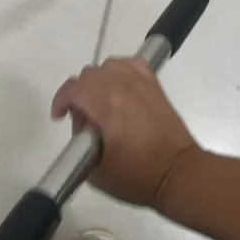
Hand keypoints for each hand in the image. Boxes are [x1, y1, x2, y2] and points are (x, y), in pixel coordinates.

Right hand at [50, 57, 201, 208]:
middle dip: (79, 95)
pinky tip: (121, 87)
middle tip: (85, 119)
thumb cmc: (137, 176)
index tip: (59, 117)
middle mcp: (120, 85)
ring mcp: (139, 82)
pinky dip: (120, 72)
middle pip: (88, 75)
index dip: (61, 101)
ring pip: (108, 66)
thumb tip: (82, 126)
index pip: (72, 88)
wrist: (179, 174)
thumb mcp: (96, 170)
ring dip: (99, 81)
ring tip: (102, 102)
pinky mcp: (154, 85)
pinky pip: (130, 64)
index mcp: (104, 103)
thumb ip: (79, 143)